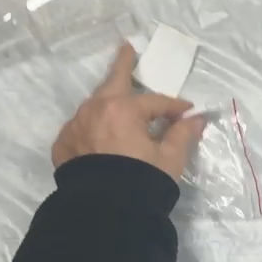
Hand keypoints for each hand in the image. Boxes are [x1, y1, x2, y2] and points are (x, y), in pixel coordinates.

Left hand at [51, 43, 207, 178]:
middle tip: (126, 49)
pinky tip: (98, 135)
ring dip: (108, 102)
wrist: (104, 212)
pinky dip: (93, 128)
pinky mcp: (63, 145)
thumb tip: (197, 119)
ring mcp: (75, 127)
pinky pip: (81, 129)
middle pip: (113, 83)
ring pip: (95, 106)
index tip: (188, 110)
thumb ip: (182, 135)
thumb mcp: (169, 159)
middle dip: (123, 65)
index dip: (174, 106)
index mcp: (123, 109)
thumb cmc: (142, 182)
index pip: (154, 102)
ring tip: (115, 99)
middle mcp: (95, 110)